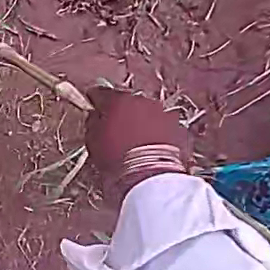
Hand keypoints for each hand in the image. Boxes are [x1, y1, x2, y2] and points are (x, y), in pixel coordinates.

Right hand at [85, 88, 192, 202]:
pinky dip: (156, 132)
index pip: (101, 93)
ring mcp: (163, 113)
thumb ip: (93, 122)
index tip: (91, 102)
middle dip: (120, 112)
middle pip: (128, 102)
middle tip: (113, 127)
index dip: (94, 98)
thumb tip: (95, 115)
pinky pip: (163, 126)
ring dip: (140, 121)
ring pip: (147, 113)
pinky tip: (149, 146)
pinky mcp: (178, 128)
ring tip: (133, 140)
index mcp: (118, 101)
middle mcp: (142, 101)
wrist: (149, 175)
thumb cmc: (115, 158)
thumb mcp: (92, 140)